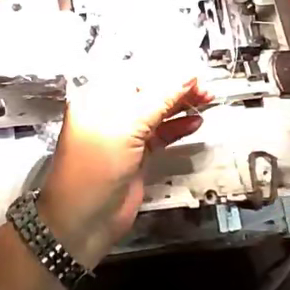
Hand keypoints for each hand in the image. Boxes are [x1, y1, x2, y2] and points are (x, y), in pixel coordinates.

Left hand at [38, 76, 211, 261]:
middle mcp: (110, 111)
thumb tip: (188, 75)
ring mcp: (124, 134)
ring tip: (207, 98)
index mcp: (97, 97)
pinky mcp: (137, 154)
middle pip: (149, 90)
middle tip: (204, 85)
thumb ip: (159, 100)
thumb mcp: (126, 128)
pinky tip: (196, 122)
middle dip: (177, 86)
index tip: (193, 68)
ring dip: (182, 105)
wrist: (82, 222)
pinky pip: (161, 133)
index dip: (165, 69)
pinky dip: (178, 127)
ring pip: (158, 111)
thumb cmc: (94, 169)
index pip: (136, 72)